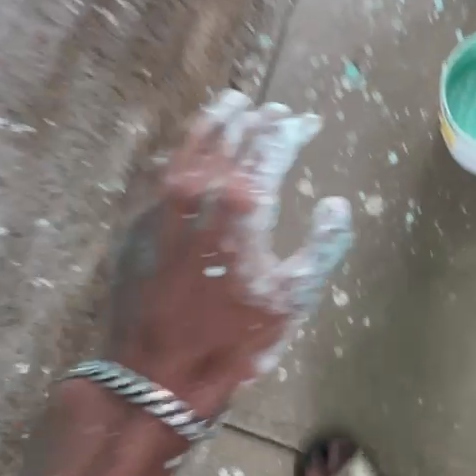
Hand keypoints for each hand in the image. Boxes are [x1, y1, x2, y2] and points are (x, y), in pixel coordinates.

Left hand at [105, 91, 351, 419]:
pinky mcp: (137, 221)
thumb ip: (323, 244)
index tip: (306, 121)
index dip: (291, 127)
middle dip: (257, 118)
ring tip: (232, 106)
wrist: (158, 369)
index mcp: (243, 202)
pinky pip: (164, 168)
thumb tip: (337, 204)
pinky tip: (192, 155)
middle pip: (230, 133)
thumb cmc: (237, 337)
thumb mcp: (296, 296)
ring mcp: (160, 202)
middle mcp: (198, 189)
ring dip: (216, 120)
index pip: (271, 143)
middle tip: (275, 111)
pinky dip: (186, 151)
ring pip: (189, 142)